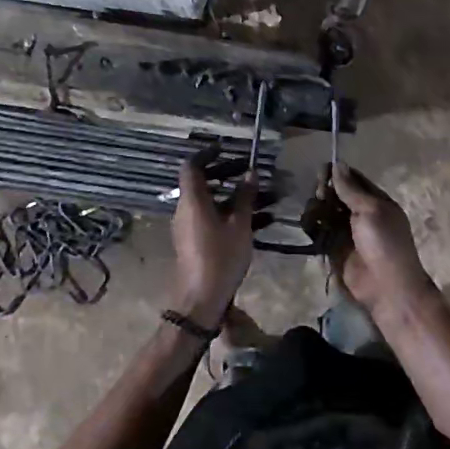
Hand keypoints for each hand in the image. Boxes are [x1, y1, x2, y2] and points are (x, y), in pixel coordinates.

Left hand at [169, 156, 255, 326]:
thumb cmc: (220, 257)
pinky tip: (260, 219)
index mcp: (192, 201)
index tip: (226, 148)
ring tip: (263, 194)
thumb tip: (250, 173)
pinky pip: (213, 218)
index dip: (207, 154)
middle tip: (250, 170)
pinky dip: (231, 213)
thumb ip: (245, 197)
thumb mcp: (239, 225)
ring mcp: (189, 227)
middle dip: (228, 174)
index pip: (192, 167)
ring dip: (235, 195)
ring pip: (212, 202)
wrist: (201, 300)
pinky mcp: (196, 242)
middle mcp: (186, 210)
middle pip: (203, 183)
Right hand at [327, 164, 436, 318]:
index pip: (353, 179)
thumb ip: (351, 189)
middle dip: (325, 192)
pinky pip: (319, 231)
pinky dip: (313, 227)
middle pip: (336, 194)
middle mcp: (360, 213)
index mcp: (376, 201)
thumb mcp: (371, 210)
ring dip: (317, 209)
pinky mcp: (333, 249)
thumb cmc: (384, 243)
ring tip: (315, 214)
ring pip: (325, 211)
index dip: (337, 174)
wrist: (387, 287)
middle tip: (320, 196)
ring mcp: (346, 231)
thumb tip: (338, 164)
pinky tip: (310, 226)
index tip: (322, 172)